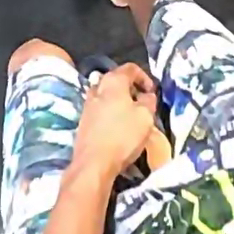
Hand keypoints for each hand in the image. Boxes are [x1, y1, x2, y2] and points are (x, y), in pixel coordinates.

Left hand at [72, 63, 158, 180]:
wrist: (92, 165)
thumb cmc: (122, 135)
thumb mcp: (146, 116)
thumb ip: (149, 101)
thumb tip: (147, 96)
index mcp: (114, 80)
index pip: (131, 68)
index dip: (145, 77)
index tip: (152, 92)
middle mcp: (97, 88)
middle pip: (116, 80)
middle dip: (130, 89)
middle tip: (141, 102)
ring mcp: (87, 105)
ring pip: (106, 96)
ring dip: (118, 102)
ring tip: (129, 116)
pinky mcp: (82, 123)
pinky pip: (99, 110)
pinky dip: (108, 114)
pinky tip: (116, 128)